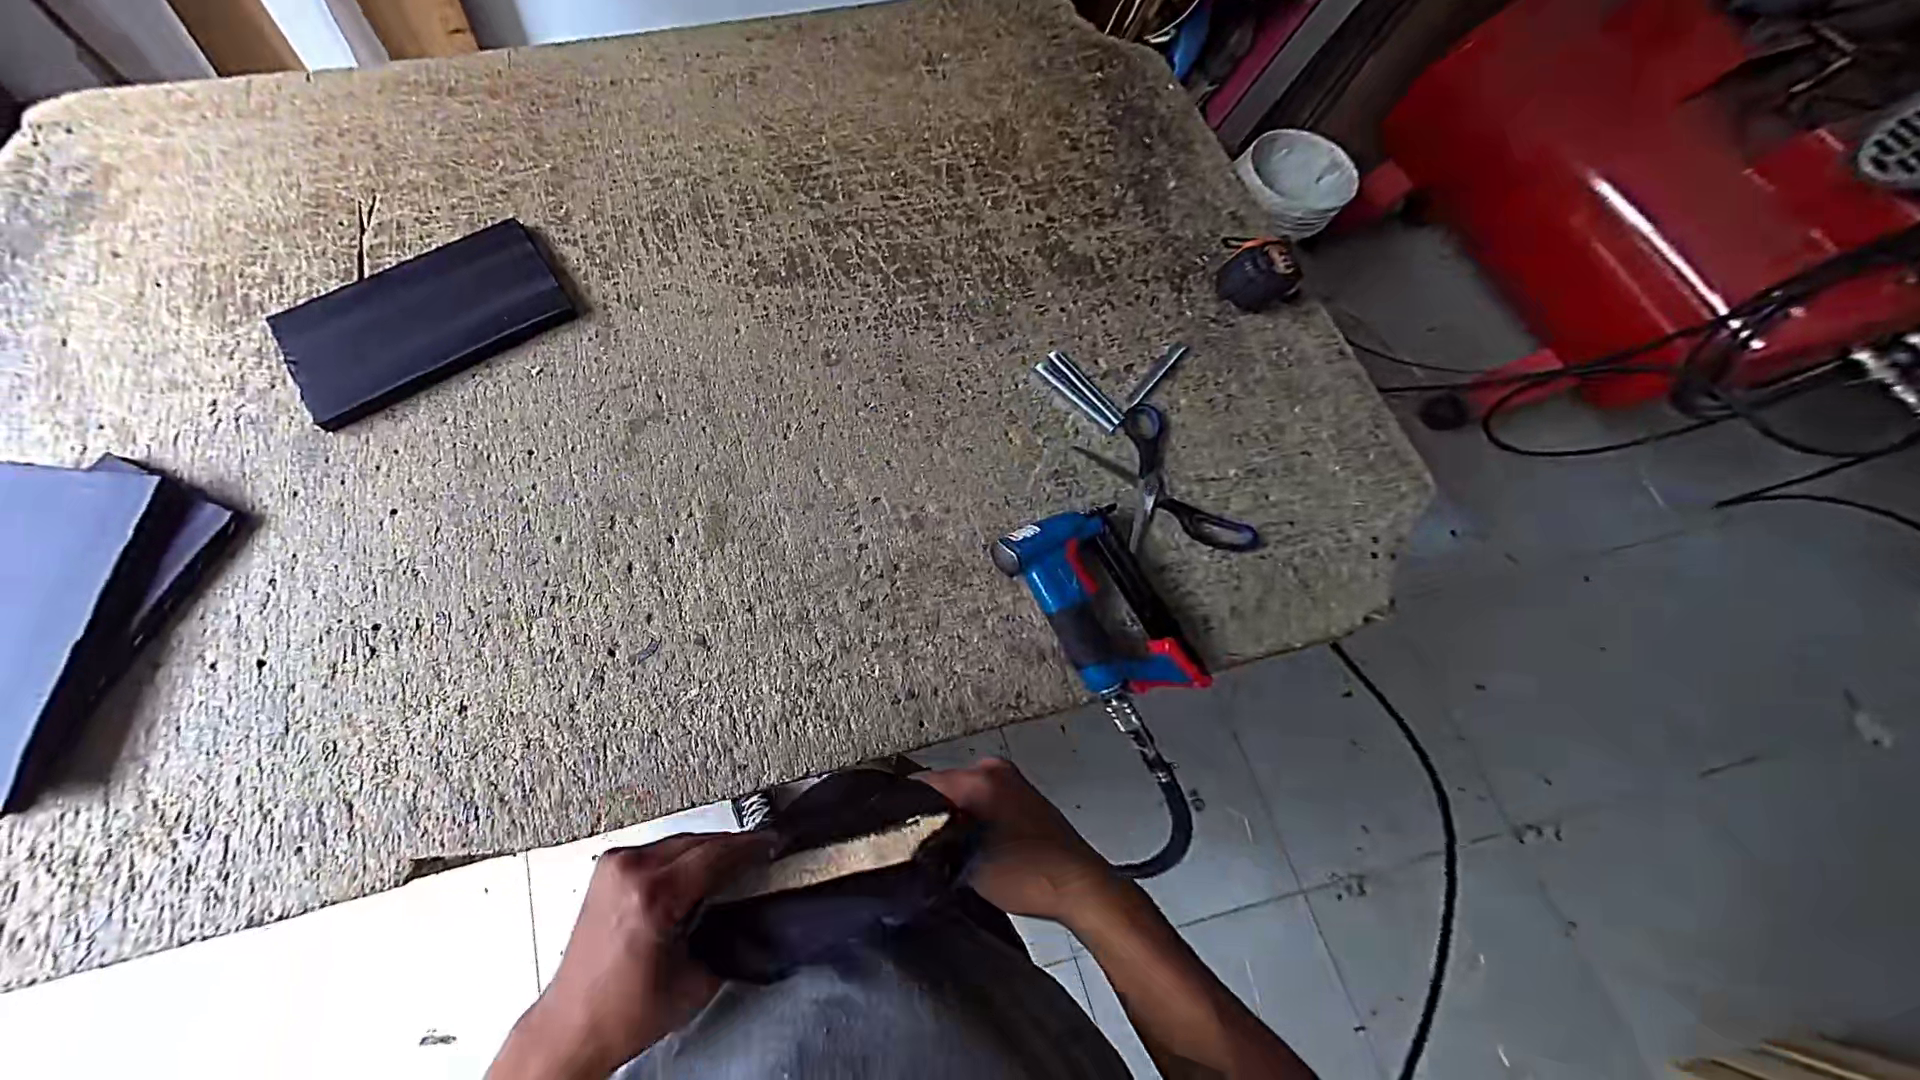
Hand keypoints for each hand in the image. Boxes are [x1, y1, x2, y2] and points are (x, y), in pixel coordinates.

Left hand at [489, 831, 771, 1079]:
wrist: (571, 1028)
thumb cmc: (620, 1014)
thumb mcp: (697, 977)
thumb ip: (730, 933)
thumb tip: (753, 906)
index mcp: (652, 895)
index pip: (717, 853)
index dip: (752, 846)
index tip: (772, 843)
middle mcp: (629, 872)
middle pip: (701, 841)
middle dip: (734, 847)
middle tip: (759, 854)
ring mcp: (615, 866)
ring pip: (681, 839)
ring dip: (709, 849)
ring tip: (732, 863)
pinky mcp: (608, 869)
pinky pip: (660, 847)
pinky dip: (684, 854)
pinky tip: (698, 867)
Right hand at [915, 757, 1123, 923]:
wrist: (1078, 886)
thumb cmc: (1032, 875)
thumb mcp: (967, 865)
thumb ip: (934, 847)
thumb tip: (913, 843)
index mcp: (980, 778)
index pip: (924, 782)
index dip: (904, 806)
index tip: (893, 825)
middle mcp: (995, 771)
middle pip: (944, 786)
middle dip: (930, 812)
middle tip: (918, 842)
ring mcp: (1012, 782)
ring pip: (965, 795)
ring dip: (953, 816)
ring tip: (946, 847)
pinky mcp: (1023, 797)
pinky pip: (985, 800)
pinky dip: (974, 818)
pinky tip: (974, 845)